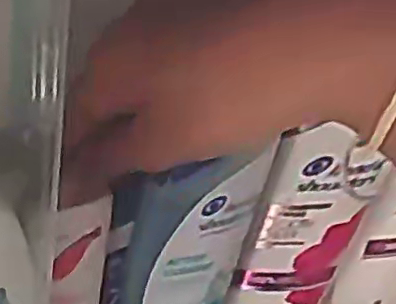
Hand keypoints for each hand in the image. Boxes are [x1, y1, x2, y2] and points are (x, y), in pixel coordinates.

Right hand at [62, 0, 395, 198]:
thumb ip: (105, 163)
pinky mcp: (207, 8)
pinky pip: (164, 59)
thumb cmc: (224, 99)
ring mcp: (168, 11)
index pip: (70, 125)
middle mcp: (126, 29)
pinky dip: (162, 92)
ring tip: (147, 149)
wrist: (328, 32)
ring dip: (131, 113)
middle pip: (98, 95)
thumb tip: (67, 183)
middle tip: (111, 176)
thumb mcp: (157, 145)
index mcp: (104, 65)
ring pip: (132, 76)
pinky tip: (180, 113)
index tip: (77, 194)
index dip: (71, 163)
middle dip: (99, 136)